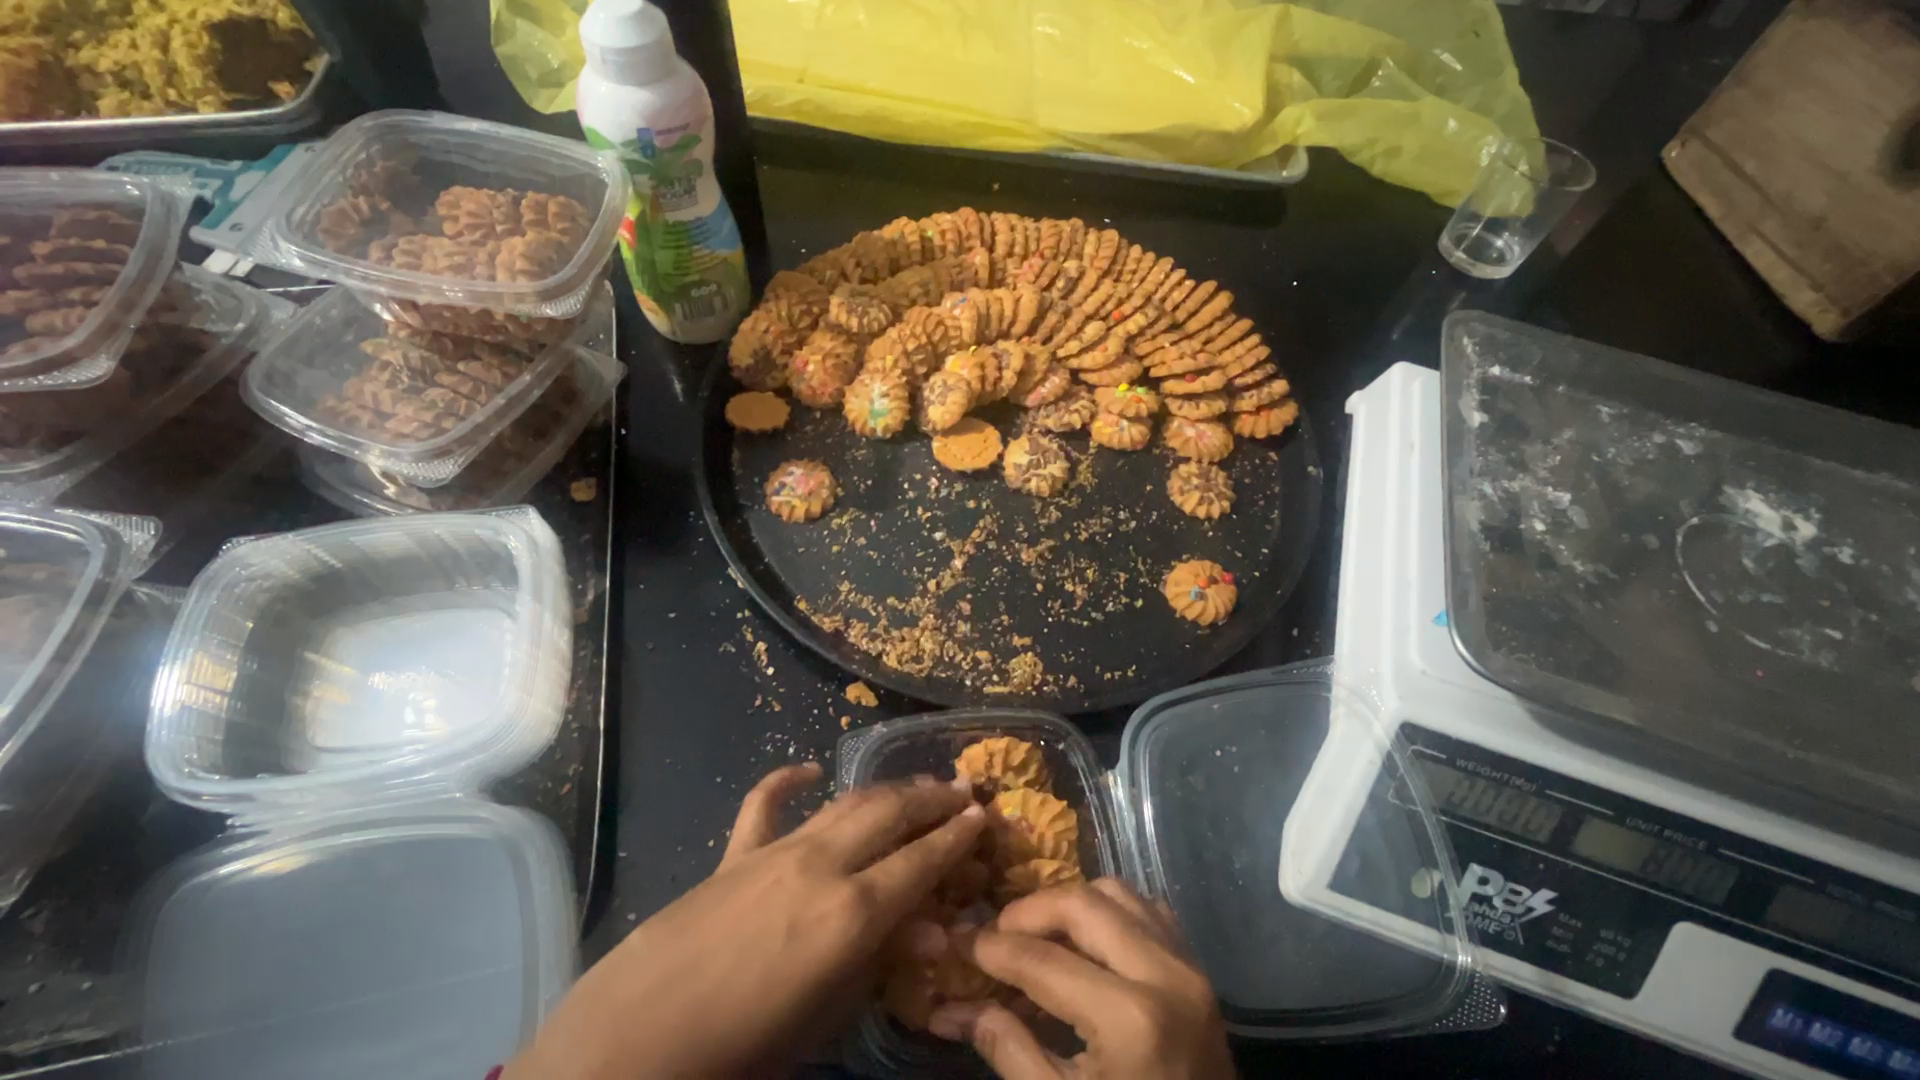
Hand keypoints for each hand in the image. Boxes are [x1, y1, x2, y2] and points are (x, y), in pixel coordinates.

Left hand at [504, 762, 985, 1079]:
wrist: (639, 1038)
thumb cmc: (745, 1047)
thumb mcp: (828, 1016)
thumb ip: (879, 961)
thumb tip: (928, 929)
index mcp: (852, 913)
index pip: (921, 861)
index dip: (958, 836)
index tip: (984, 816)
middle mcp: (822, 867)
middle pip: (890, 813)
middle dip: (932, 798)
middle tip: (962, 792)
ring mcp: (776, 853)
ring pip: (844, 803)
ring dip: (885, 790)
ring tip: (914, 785)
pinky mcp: (734, 855)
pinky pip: (765, 804)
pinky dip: (789, 781)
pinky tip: (807, 770)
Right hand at [928, 880, 1235, 1079]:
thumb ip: (1006, 1047)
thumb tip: (946, 1009)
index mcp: (1129, 1020)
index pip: (1040, 960)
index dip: (988, 948)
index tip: (955, 941)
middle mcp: (1164, 976)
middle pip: (1080, 904)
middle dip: (1027, 912)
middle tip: (994, 936)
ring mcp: (1189, 968)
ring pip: (1117, 893)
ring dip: (1069, 905)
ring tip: (1037, 937)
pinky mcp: (1199, 970)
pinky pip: (1147, 910)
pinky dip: (1109, 912)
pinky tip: (1085, 943)